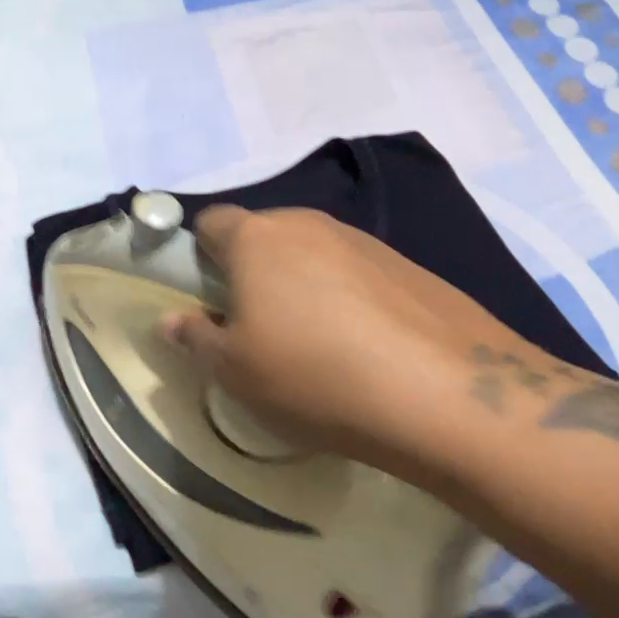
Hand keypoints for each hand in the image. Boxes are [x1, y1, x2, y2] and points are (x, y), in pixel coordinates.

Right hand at [162, 206, 568, 482]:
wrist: (445, 395)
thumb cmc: (313, 375)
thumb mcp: (234, 371)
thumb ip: (196, 338)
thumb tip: (173, 320)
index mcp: (256, 238)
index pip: (209, 222)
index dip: (198, 256)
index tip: (206, 301)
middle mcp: (309, 224)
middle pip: (263, 236)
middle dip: (250, 273)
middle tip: (255, 330)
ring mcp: (365, 242)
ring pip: (312, 255)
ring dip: (301, 287)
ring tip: (314, 347)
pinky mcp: (409, 267)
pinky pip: (356, 275)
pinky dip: (347, 301)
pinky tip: (362, 350)